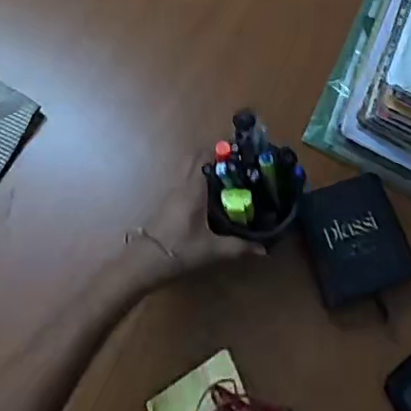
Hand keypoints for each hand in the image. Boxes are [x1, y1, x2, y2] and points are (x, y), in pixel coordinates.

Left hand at [126, 156, 263, 285]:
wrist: (146, 260)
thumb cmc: (180, 249)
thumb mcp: (213, 249)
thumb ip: (238, 247)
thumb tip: (264, 249)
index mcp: (192, 189)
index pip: (204, 158)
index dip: (219, 151)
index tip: (238, 152)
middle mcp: (181, 185)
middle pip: (195, 159)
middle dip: (214, 157)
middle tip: (235, 164)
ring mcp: (173, 192)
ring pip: (189, 169)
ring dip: (205, 168)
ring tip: (228, 177)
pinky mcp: (169, 202)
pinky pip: (185, 181)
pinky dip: (198, 180)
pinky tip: (211, 195)